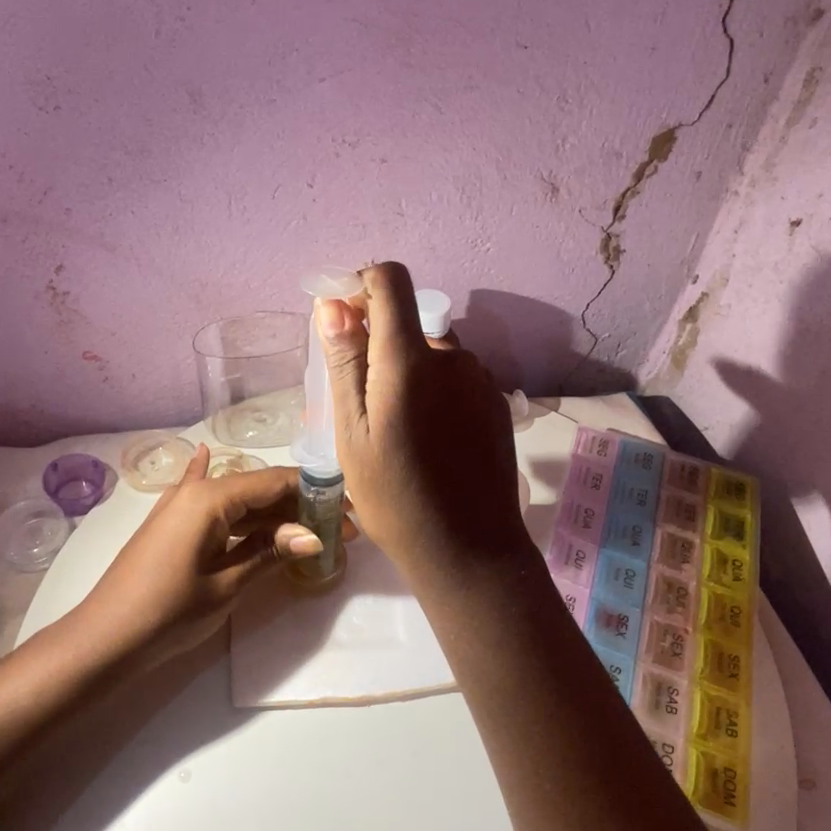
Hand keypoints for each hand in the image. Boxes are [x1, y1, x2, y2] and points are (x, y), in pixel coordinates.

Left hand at [75, 445, 354, 666]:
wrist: (103, 639)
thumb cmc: (168, 613)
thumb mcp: (227, 585)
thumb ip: (269, 553)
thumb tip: (315, 537)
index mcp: (211, 498)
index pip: (274, 482)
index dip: (314, 494)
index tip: (347, 511)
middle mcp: (196, 491)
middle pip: (258, 489)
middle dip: (299, 506)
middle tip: (337, 529)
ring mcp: (179, 506)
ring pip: (237, 499)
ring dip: (271, 511)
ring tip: (307, 526)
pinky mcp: (170, 525)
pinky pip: (205, 500)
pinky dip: (218, 489)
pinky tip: (206, 452)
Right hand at [318, 262, 525, 573]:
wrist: (469, 549)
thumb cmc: (396, 498)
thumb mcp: (352, 434)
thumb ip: (345, 363)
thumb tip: (333, 304)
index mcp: (411, 360)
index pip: (390, 281)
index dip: (361, 285)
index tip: (342, 318)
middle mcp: (453, 357)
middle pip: (410, 323)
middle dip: (380, 348)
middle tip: (362, 406)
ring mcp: (481, 380)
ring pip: (434, 354)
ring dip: (411, 373)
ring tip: (397, 432)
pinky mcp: (497, 402)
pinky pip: (458, 379)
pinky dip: (437, 392)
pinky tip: (431, 441)